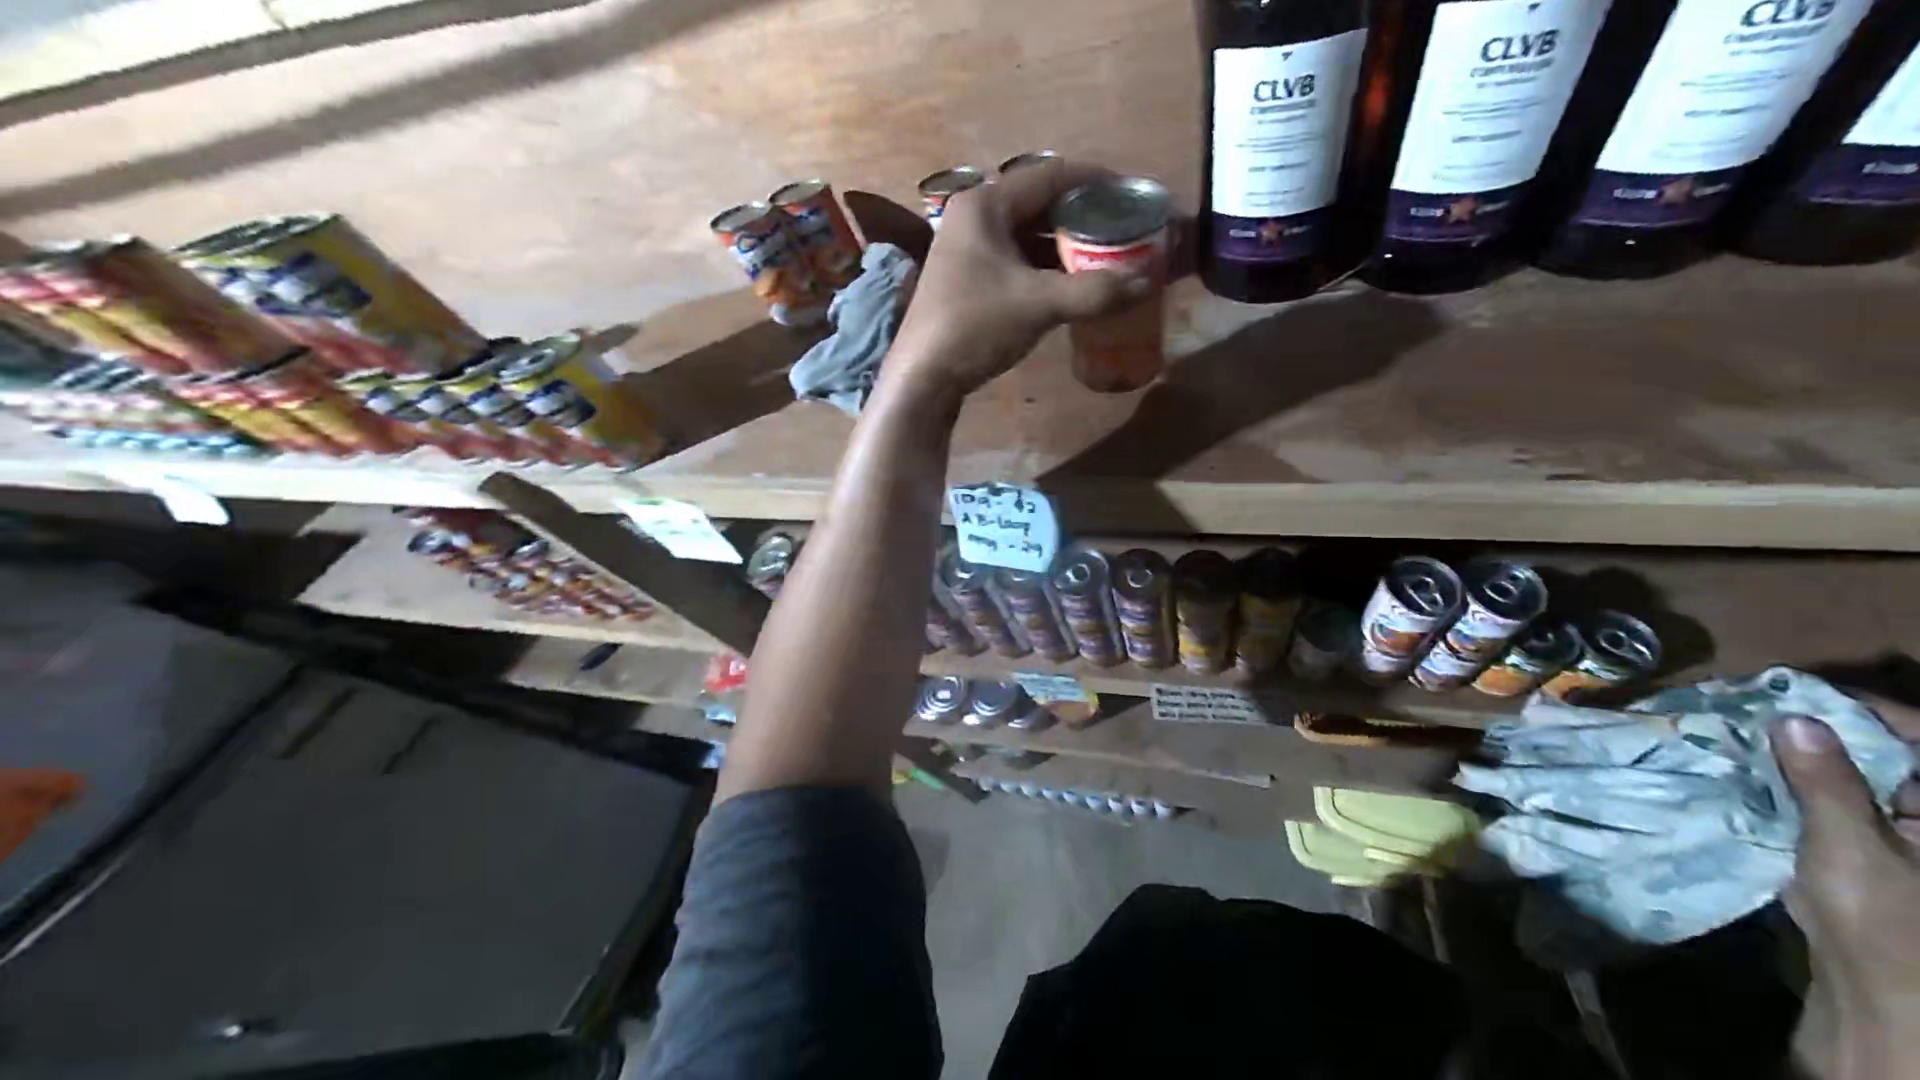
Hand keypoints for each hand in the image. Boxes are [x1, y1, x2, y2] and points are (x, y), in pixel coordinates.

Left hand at [884, 159, 1150, 404]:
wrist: (922, 377)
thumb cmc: (974, 326)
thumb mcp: (1039, 305)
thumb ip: (1094, 290)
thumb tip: (1146, 281)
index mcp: (985, 205)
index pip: (1051, 175)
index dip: (1096, 181)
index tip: (1132, 195)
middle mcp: (974, 217)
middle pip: (1040, 203)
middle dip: (1084, 216)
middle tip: (1123, 229)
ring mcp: (969, 249)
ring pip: (1029, 234)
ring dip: (1067, 245)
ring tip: (1107, 256)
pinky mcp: (969, 278)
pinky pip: (1018, 260)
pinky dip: (1047, 267)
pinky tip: (1074, 282)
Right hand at [1773, 700, 1919, 1079]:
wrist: (1883, 996)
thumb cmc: (1885, 921)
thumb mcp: (1850, 847)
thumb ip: (1824, 781)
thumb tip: (1793, 718)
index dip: (1863, 710)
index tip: (1793, 691)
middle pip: (1887, 753)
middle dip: (1823, 729)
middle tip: (1760, 708)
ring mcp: (1904, 835)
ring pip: (1855, 775)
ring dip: (1805, 755)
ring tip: (1747, 734)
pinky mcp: (1871, 849)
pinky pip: (1836, 799)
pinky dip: (1798, 782)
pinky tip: (1754, 772)